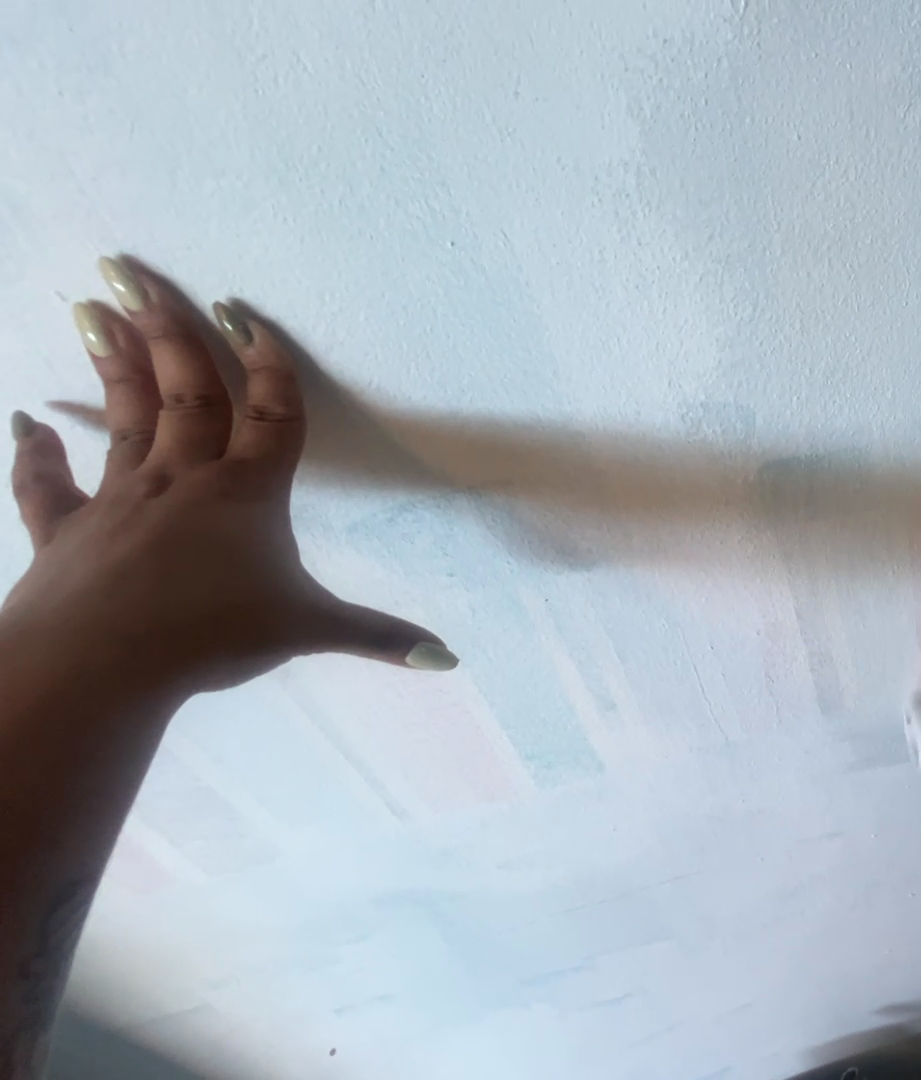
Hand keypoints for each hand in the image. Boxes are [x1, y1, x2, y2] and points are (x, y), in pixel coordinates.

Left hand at [4, 257, 455, 697]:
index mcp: (246, 494)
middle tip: (135, 272)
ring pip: (120, 418)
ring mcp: (118, 501)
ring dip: (112, 364)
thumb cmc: (212, 638)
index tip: (247, 313)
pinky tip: (20, 418)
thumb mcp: (311, 631)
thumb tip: (450, 659)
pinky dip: (33, 449)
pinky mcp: (67, 532)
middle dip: (167, 333)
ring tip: (92, 306)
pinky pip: (47, 482)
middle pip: (185, 395)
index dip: (268, 368)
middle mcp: (182, 482)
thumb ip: (381, 637)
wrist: (90, 670)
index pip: (270, 417)